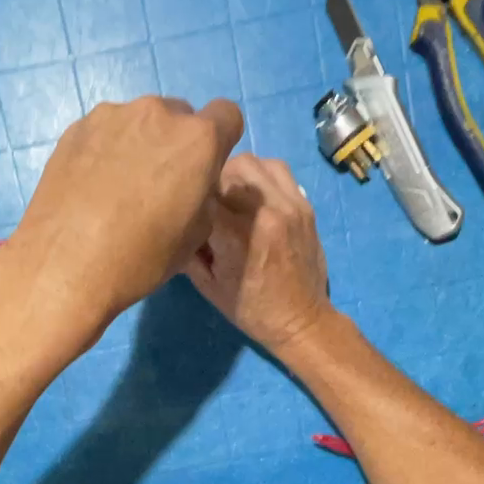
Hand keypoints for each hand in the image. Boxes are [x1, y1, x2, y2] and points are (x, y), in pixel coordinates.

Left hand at [0, 96, 243, 335]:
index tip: (203, 171)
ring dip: (140, 145)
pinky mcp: (77, 126)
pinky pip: (106, 132)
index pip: (227, 115)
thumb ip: (204, 195)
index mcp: (198, 140)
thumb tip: (192, 183)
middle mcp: (159, 113)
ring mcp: (114, 115)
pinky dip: (107, 151)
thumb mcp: (195, 237)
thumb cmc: (142, 258)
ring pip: (140, 123)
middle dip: (177, 144)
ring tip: (118, 190)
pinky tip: (92, 188)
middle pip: (180, 117)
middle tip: (158, 187)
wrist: (67, 263)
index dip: (220, 142)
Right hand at [185, 154, 332, 350]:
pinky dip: (262, 176)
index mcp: (235, 234)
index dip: (192, 198)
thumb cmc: (251, 310)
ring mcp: (289, 204)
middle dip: (214, 182)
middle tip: (211, 204)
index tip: (188, 210)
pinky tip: (256, 195)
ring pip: (255, 162)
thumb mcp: (209, 286)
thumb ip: (188, 250)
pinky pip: (279, 170)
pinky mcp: (304, 205)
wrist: (301, 322)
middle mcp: (263, 210)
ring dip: (238, 174)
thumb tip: (178, 221)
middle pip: (227, 168)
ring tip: (233, 195)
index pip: (203, 192)